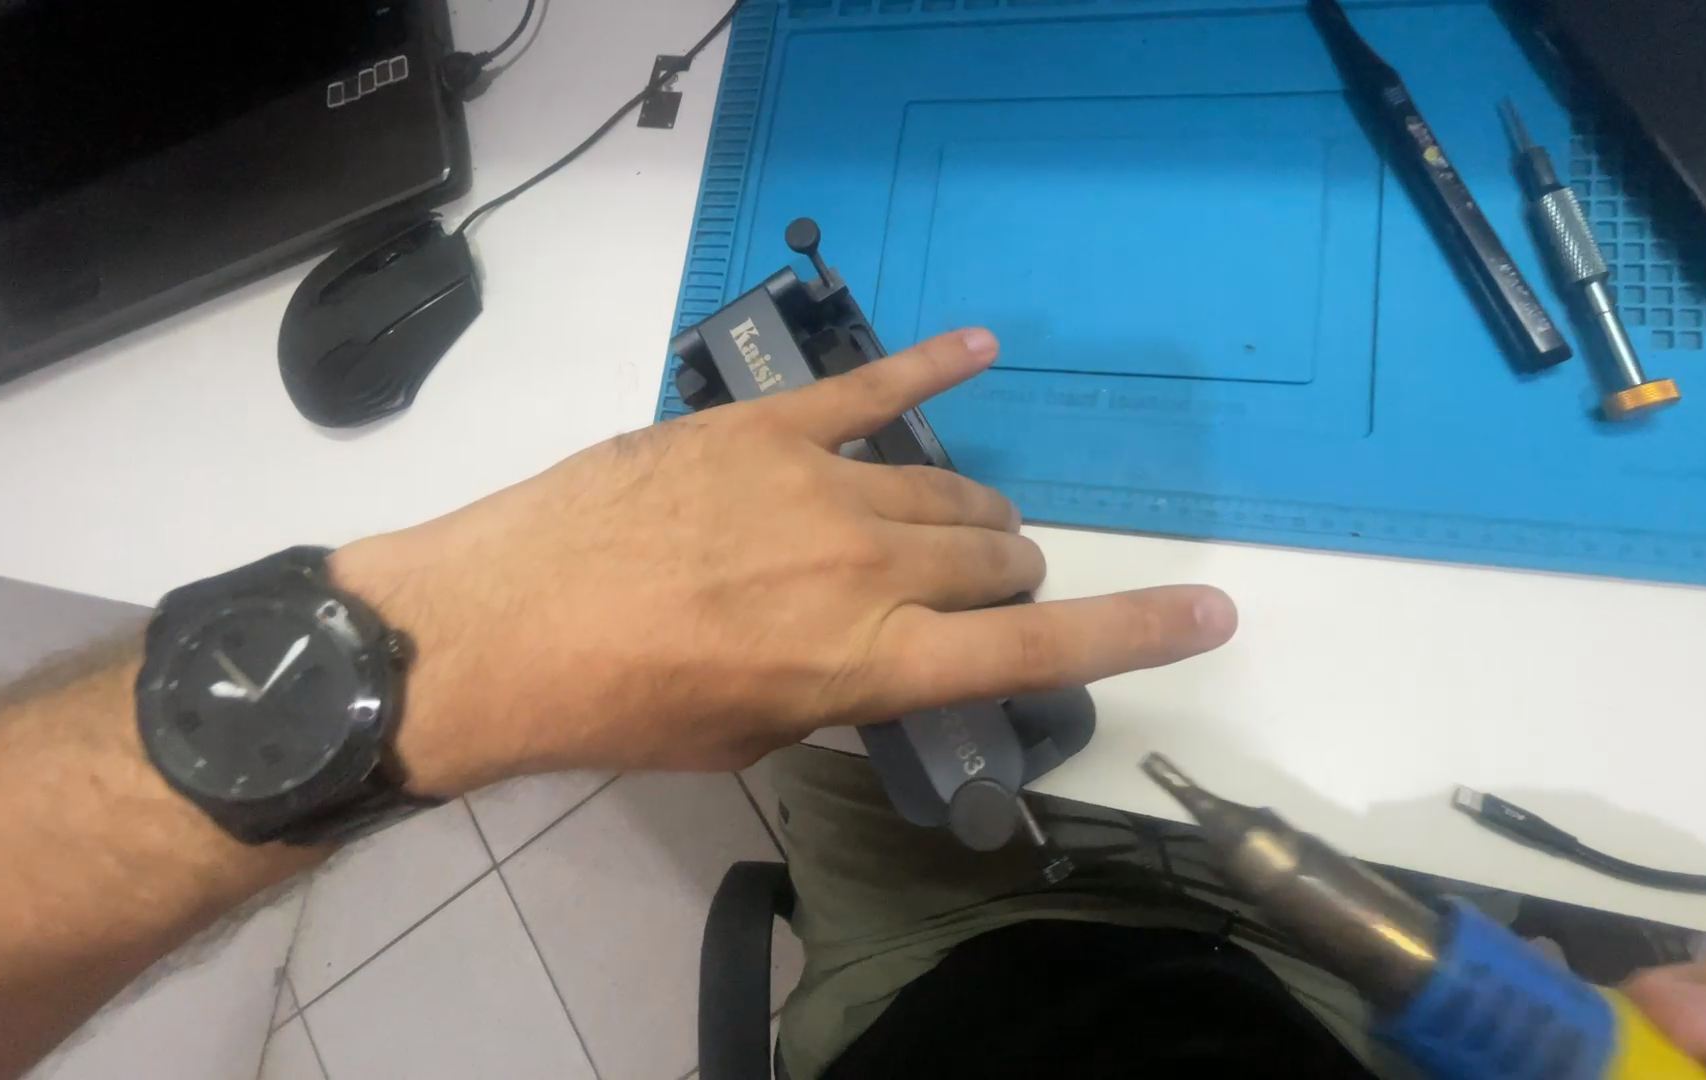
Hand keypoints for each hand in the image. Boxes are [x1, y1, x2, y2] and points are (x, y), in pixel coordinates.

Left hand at [332, 328, 1237, 794]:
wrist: (499, 627)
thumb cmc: (626, 706)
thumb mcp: (753, 734)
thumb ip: (840, 688)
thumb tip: (883, 652)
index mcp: (868, 661)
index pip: (1035, 645)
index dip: (1134, 632)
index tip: (1206, 613)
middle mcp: (867, 567)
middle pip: (996, 555)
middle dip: (1006, 575)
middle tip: (979, 586)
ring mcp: (820, 485)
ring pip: (948, 490)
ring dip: (967, 516)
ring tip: (952, 526)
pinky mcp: (767, 429)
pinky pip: (870, 386)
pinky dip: (929, 366)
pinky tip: (978, 347)